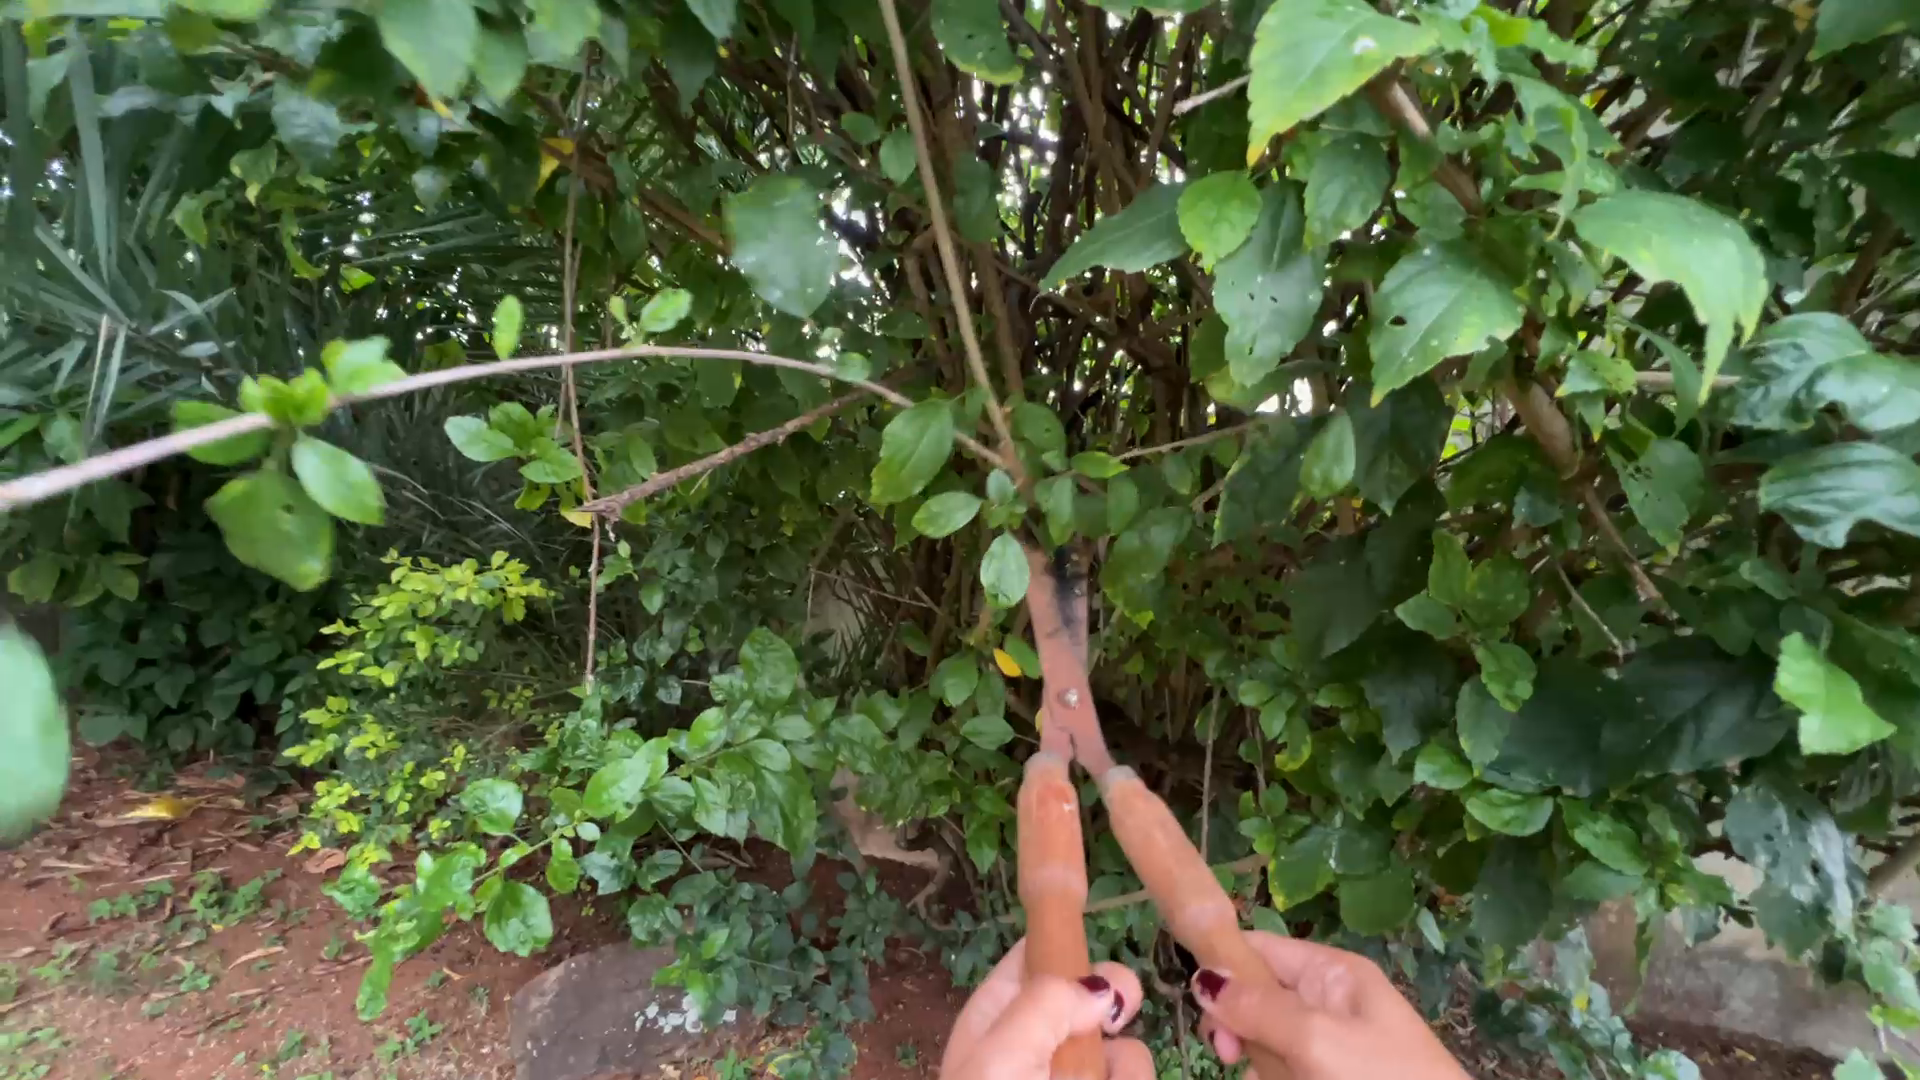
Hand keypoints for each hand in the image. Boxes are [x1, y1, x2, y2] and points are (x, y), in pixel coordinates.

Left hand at [941, 939, 1153, 1079]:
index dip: (1065, 940)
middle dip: (1113, 1000)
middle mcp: (1039, 1047)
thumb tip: (1102, 987)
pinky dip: (1134, 1078)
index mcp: (997, 1017)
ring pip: (1125, 1048)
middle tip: (1116, 1016)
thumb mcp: (1001, 1055)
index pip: (1033, 954)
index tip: (1097, 936)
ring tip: (1108, 1078)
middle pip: (1090, 994)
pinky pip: (1135, 1075)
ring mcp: (1074, 1076)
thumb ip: (1047, 1004)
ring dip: (1127, 1061)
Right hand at [1189, 931, 1470, 1079]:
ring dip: (1258, 1060)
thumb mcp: (1317, 1039)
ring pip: (1265, 1039)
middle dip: (1238, 1023)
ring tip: (1274, 1079)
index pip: (1257, 947)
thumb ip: (1256, 1006)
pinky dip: (1274, 1077)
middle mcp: (1328, 1001)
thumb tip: (1200, 979)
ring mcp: (1331, 1047)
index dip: (1223, 968)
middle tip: (1227, 1052)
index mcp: (1331, 972)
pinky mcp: (1328, 1078)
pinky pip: (1283, 1069)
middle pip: (1255, 995)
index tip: (1204, 1006)